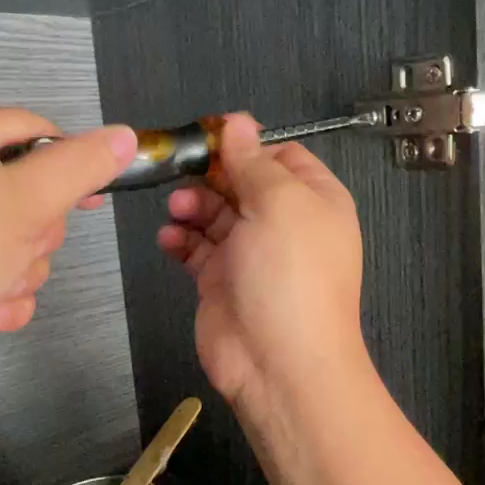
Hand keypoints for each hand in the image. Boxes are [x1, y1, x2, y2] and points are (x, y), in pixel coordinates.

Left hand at [0, 108, 136, 373]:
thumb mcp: (31, 197)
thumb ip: (84, 164)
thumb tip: (126, 135)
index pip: (35, 128)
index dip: (71, 157)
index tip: (93, 193)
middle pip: (32, 189)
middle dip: (42, 228)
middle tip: (27, 241)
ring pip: (21, 238)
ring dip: (24, 269)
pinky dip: (2, 294)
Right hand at [157, 114, 365, 411]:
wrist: (279, 362)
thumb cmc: (290, 275)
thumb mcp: (279, 203)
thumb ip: (253, 161)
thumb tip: (238, 121)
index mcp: (315, 200)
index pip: (282, 156)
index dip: (247, 145)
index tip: (210, 139)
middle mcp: (285, 224)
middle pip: (242, 182)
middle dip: (212, 175)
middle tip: (183, 173)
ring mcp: (252, 255)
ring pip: (215, 214)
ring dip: (192, 205)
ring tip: (178, 210)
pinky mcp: (221, 282)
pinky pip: (197, 249)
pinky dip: (181, 240)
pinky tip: (170, 239)